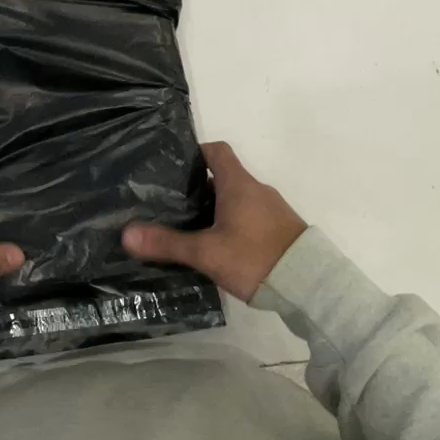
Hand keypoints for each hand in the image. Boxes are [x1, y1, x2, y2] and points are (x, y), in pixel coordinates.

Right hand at [122, 141, 305, 302]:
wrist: (312, 287)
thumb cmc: (256, 258)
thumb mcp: (207, 253)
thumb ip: (168, 243)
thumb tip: (126, 233)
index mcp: (239, 185)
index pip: (216, 151)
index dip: (194, 152)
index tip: (172, 164)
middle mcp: (257, 191)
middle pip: (222, 177)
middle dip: (195, 187)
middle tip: (167, 201)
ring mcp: (271, 211)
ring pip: (234, 200)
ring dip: (212, 209)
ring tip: (185, 226)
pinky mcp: (278, 232)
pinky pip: (247, 218)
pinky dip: (229, 224)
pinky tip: (214, 245)